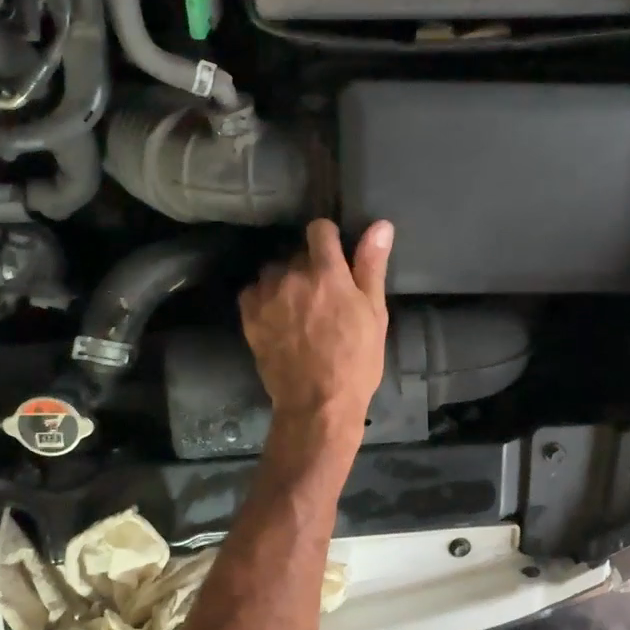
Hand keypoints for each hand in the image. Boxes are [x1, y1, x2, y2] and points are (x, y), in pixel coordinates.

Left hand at [240, 219, 392, 437]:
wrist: (317, 404)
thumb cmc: (356, 361)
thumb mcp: (374, 314)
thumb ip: (372, 266)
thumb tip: (381, 225)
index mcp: (326, 272)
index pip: (319, 229)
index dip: (329, 238)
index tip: (335, 255)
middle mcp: (291, 276)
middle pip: (297, 253)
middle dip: (310, 267)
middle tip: (323, 296)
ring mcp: (266, 296)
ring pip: (275, 272)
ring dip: (286, 282)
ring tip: (299, 308)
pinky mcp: (249, 316)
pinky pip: (254, 292)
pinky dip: (265, 298)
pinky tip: (278, 318)